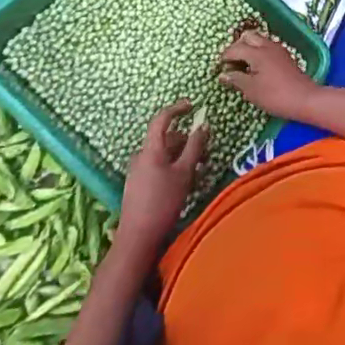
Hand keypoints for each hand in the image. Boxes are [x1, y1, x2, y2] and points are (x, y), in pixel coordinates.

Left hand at [118, 101, 210, 242]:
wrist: (137, 238)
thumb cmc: (163, 202)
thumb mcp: (184, 173)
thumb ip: (195, 146)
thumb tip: (203, 125)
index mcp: (151, 148)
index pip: (162, 118)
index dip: (178, 109)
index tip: (193, 106)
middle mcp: (141, 155)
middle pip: (166, 138)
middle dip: (187, 141)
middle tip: (206, 154)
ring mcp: (138, 170)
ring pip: (164, 154)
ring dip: (182, 157)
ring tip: (199, 172)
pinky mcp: (138, 184)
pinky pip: (158, 167)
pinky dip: (173, 168)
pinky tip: (184, 184)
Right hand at [218, 32, 318, 120]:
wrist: (305, 99)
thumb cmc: (276, 96)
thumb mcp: (251, 90)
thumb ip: (236, 79)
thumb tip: (223, 74)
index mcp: (256, 52)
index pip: (235, 48)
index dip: (225, 57)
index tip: (220, 67)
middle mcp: (267, 46)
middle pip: (248, 36)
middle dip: (237, 46)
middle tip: (231, 62)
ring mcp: (277, 49)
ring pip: (258, 40)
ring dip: (248, 47)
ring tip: (243, 64)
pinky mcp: (285, 56)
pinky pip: (267, 46)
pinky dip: (258, 51)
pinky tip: (257, 67)